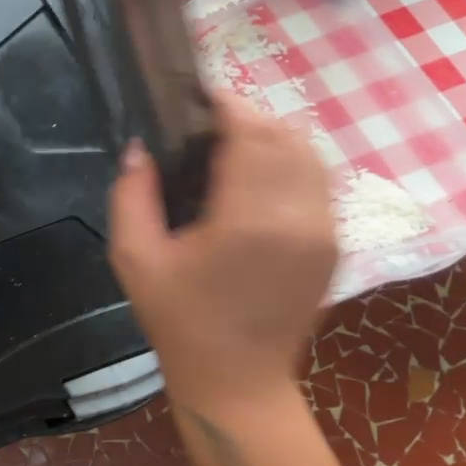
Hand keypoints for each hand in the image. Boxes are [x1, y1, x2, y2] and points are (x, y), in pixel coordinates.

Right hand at [108, 95, 337, 412]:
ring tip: (226, 139)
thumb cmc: (174, 315)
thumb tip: (138, 148)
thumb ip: (132, 196)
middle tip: (203, 115)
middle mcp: (300, 218)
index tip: (195, 92)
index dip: (228, 107)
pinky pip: (318, 183)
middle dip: (249, 117)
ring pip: (313, 157)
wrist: (235, 373)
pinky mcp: (333, 243)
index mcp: (249, 220)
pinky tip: (251, 172)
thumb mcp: (133, 255)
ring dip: (273, 137)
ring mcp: (325, 231)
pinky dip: (289, 163)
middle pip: (290, 140)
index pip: (253, 138)